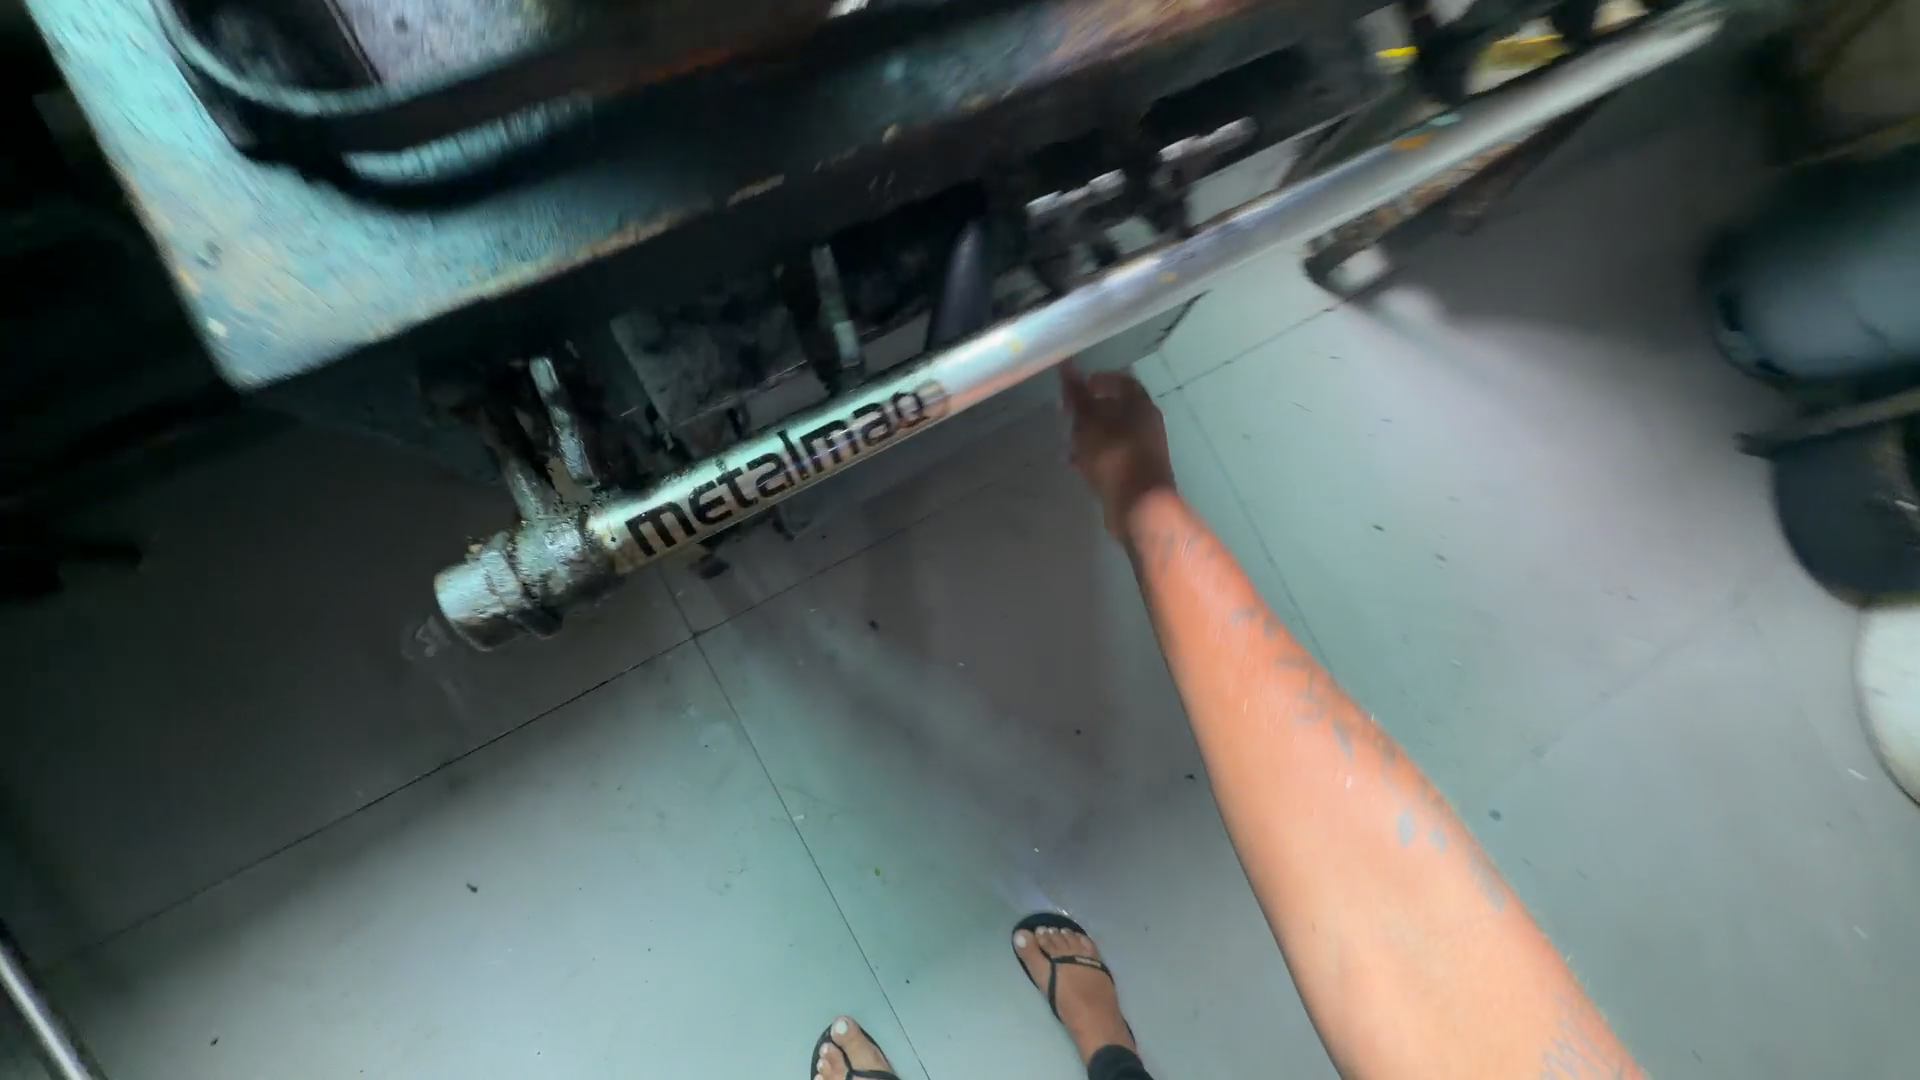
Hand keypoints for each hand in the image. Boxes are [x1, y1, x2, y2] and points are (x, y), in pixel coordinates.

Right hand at [1059, 364, 1174, 539]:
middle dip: (1090, 411)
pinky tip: (1077, 465)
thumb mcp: (1089, 424)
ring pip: (1112, 434)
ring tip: (1067, 443)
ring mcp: (1143, 449)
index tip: (1078, 387)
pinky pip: (1113, 455)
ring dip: (1089, 436)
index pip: (1122, 381)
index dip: (1099, 380)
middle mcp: (1146, 424)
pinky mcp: (1136, 472)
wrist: (1139, 506)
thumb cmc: (1114, 457)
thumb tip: (1067, 366)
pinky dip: (1095, 455)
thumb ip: (1078, 397)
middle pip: (1116, 408)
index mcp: (1140, 406)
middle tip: (1067, 416)